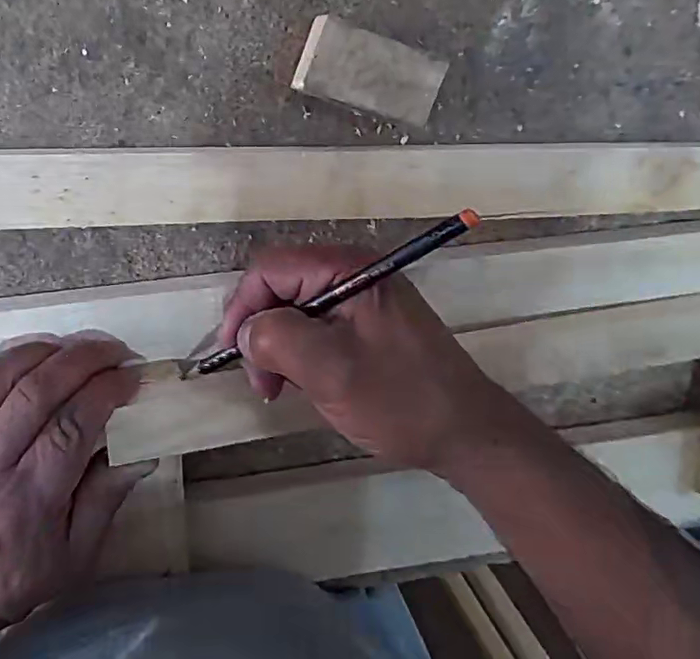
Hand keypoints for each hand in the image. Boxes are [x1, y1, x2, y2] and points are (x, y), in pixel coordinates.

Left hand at [0, 337, 154, 637]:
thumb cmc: (21, 571)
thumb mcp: (77, 552)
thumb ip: (109, 495)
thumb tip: (146, 449)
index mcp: (27, 498)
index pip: (69, 427)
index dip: (106, 391)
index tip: (133, 376)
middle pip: (35, 390)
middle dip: (83, 359)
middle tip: (116, 351)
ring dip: (42, 350)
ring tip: (76, 348)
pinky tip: (28, 360)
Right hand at [213, 246, 537, 474]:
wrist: (466, 432)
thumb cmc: (400, 399)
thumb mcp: (331, 370)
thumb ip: (279, 338)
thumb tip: (247, 330)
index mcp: (347, 267)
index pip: (271, 268)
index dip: (243, 306)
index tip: (233, 354)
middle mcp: (353, 271)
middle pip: (281, 285)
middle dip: (262, 331)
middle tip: (263, 382)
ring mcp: (362, 295)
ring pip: (296, 308)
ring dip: (279, 346)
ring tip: (283, 388)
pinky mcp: (368, 320)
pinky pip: (318, 324)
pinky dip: (302, 352)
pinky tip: (307, 383)